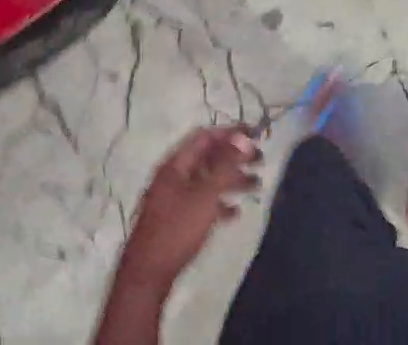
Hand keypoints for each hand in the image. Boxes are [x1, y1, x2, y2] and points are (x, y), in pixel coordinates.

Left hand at [116, 126, 261, 291]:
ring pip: (207, 181)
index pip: (205, 137)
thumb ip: (226, 166)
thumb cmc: (176, 229)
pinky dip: (219, 203)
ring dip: (231, 180)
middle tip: (261, 159)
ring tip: (256, 185)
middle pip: (208, 158)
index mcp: (176, 165)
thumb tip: (243, 139)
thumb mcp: (205, 195)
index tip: (255, 134)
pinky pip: (201, 202)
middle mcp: (173, 177)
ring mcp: (173, 199)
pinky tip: (234, 213)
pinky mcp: (176, 220)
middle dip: (235, 157)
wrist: (146, 274)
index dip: (230, 132)